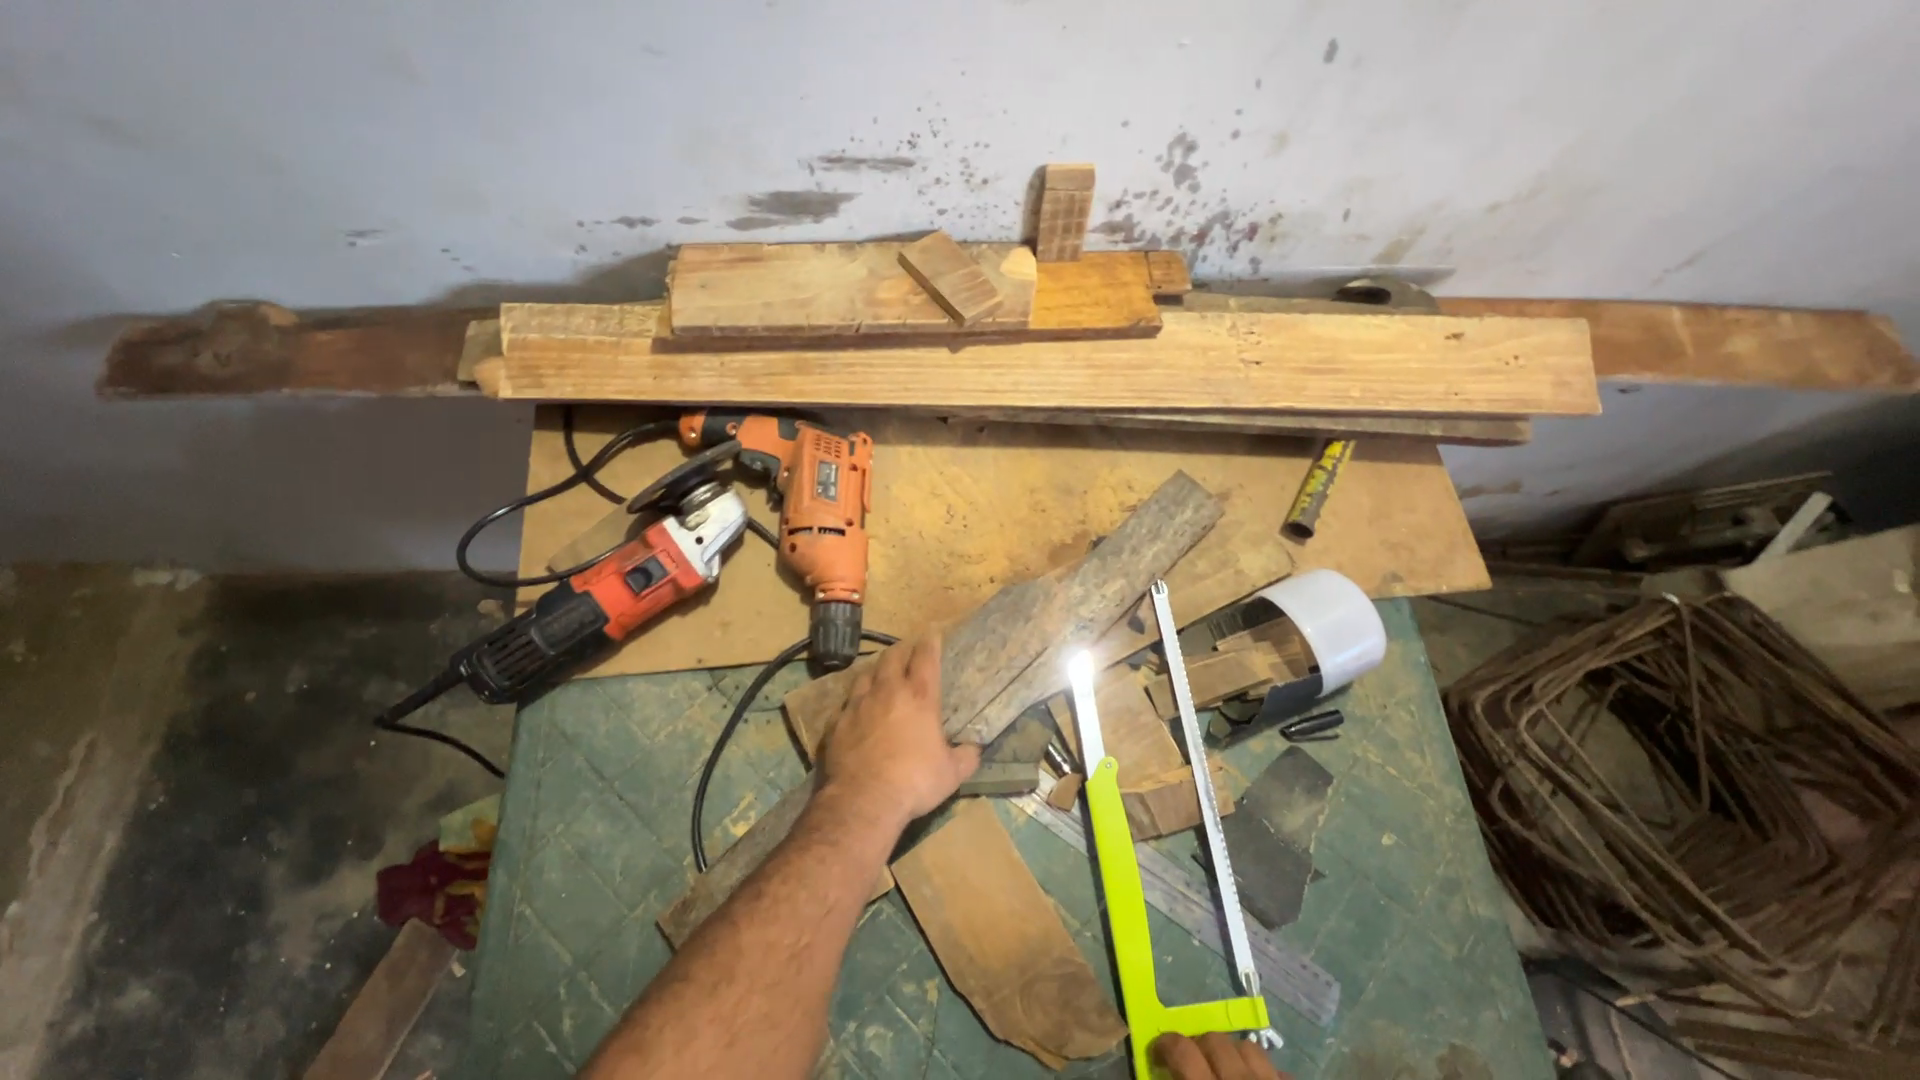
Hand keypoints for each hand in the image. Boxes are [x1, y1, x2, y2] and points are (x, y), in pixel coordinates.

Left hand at [816, 634, 980, 830]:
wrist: (864, 800)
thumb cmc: (915, 781)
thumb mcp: (952, 773)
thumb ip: (966, 756)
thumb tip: (975, 748)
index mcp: (919, 697)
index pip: (925, 658)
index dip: (930, 643)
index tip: (932, 634)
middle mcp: (887, 692)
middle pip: (891, 658)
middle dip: (900, 650)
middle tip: (905, 651)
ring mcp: (857, 705)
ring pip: (864, 675)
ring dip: (874, 671)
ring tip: (879, 674)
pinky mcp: (836, 723)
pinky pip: (846, 704)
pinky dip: (854, 702)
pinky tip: (855, 710)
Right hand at [1152, 1033, 1288, 1079]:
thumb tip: (1164, 1069)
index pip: (1181, 1049)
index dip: (1164, 1045)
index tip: (1157, 1053)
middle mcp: (1240, 1079)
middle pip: (1215, 1040)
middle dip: (1199, 1047)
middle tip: (1192, 1065)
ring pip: (1249, 1048)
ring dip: (1233, 1055)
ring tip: (1227, 1072)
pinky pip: (1278, 1071)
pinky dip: (1264, 1075)